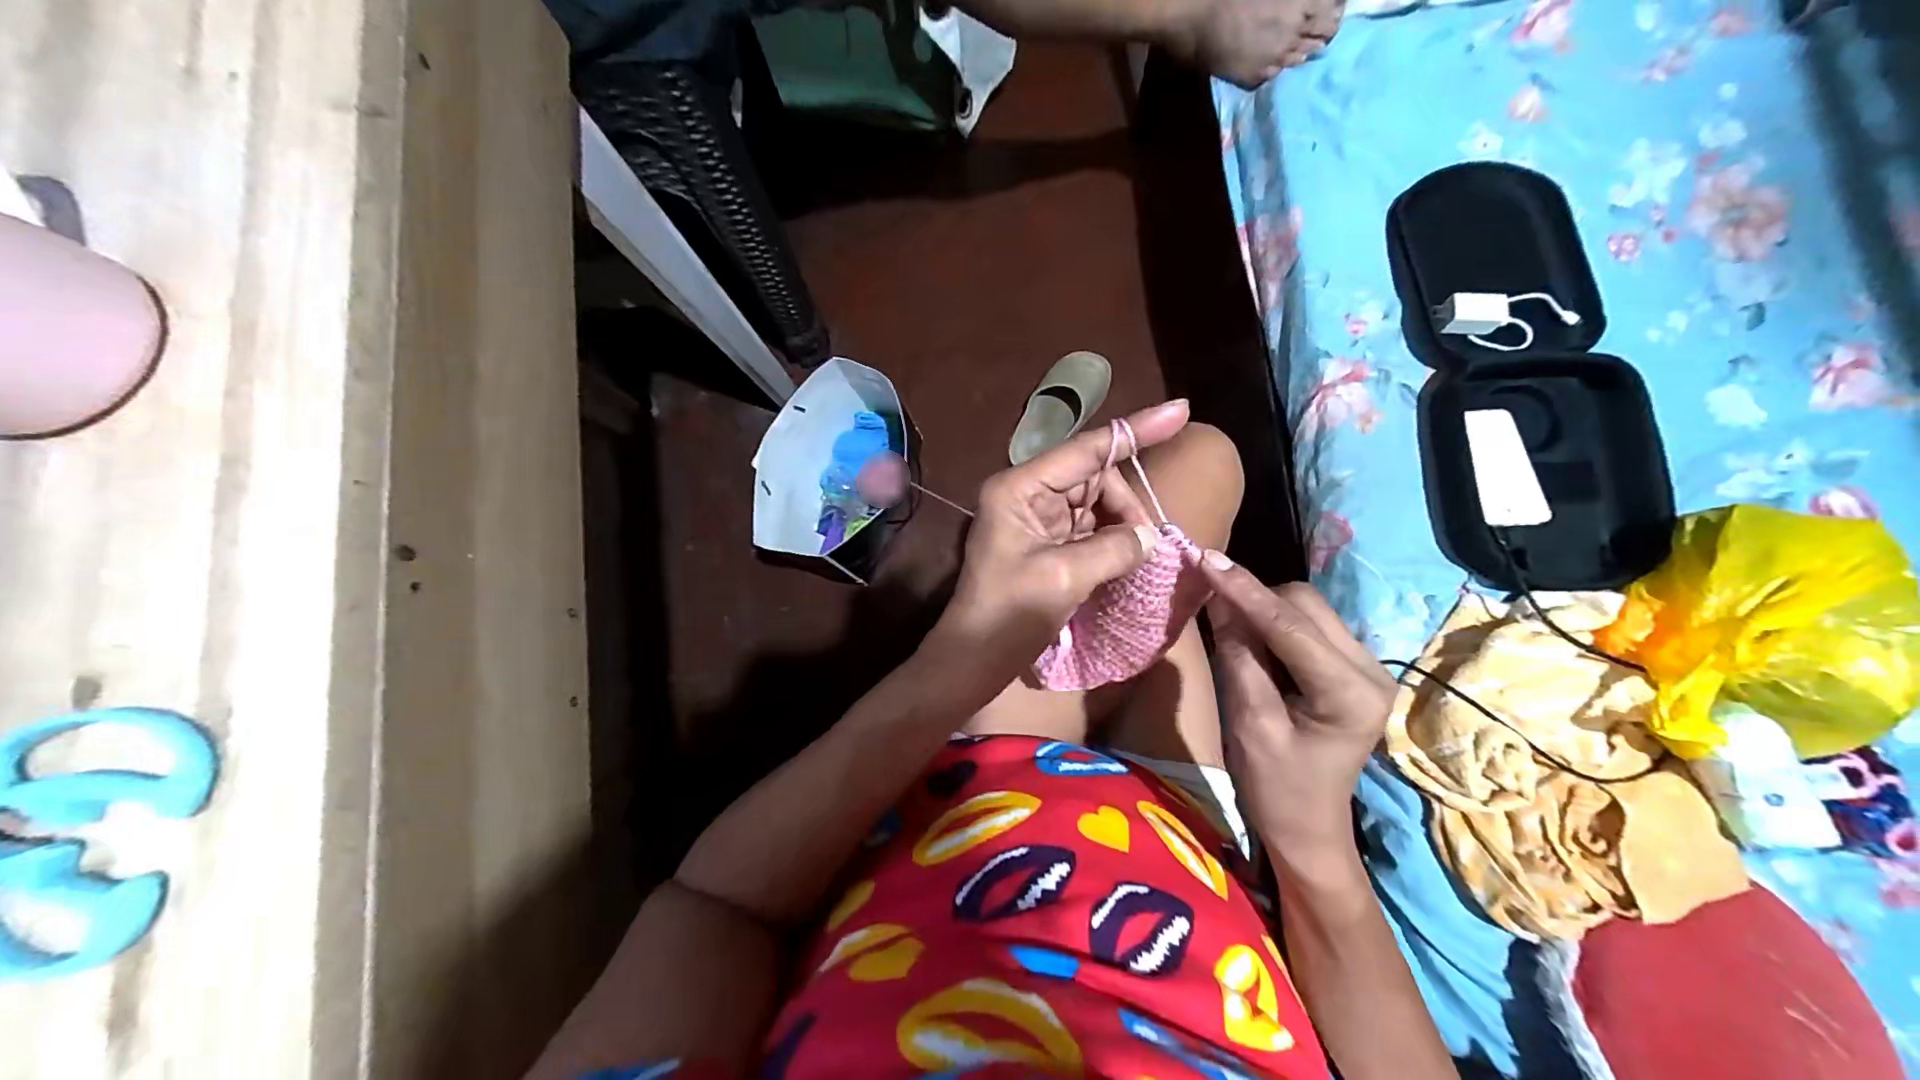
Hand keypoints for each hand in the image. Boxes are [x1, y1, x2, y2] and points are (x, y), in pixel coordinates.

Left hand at [927, 399, 1190, 682]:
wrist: (975, 657)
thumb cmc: (1009, 614)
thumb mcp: (1065, 577)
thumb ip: (1114, 548)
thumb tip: (1151, 537)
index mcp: (1020, 488)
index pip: (1086, 448)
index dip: (1136, 430)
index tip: (1182, 411)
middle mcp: (1027, 493)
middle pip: (1094, 476)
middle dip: (1127, 503)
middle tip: (1150, 541)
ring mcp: (1036, 518)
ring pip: (1096, 502)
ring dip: (1123, 524)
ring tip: (1140, 555)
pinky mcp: (1045, 542)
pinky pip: (1089, 527)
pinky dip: (1112, 539)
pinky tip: (1129, 557)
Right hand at [1165, 0, 1345, 89]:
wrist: (1199, 23)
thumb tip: (1313, 2)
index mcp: (1301, 4)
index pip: (1333, 12)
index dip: (1334, 10)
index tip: (1330, 8)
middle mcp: (1294, 34)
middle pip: (1324, 37)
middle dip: (1324, 31)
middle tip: (1317, 27)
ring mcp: (1277, 59)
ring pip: (1302, 57)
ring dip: (1303, 48)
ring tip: (1294, 41)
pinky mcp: (1258, 76)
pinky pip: (1278, 71)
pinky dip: (1281, 63)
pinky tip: (1274, 56)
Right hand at [1198, 554, 1392, 869]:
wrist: (1308, 827)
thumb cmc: (1276, 788)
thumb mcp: (1249, 724)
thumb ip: (1238, 657)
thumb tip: (1218, 599)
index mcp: (1351, 692)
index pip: (1290, 625)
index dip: (1244, 590)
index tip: (1206, 559)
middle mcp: (1371, 670)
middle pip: (1305, 605)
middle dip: (1254, 598)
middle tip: (1210, 605)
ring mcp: (1368, 666)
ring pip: (1307, 609)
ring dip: (1263, 609)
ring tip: (1229, 629)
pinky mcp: (1353, 667)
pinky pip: (1308, 625)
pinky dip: (1274, 623)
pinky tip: (1252, 640)